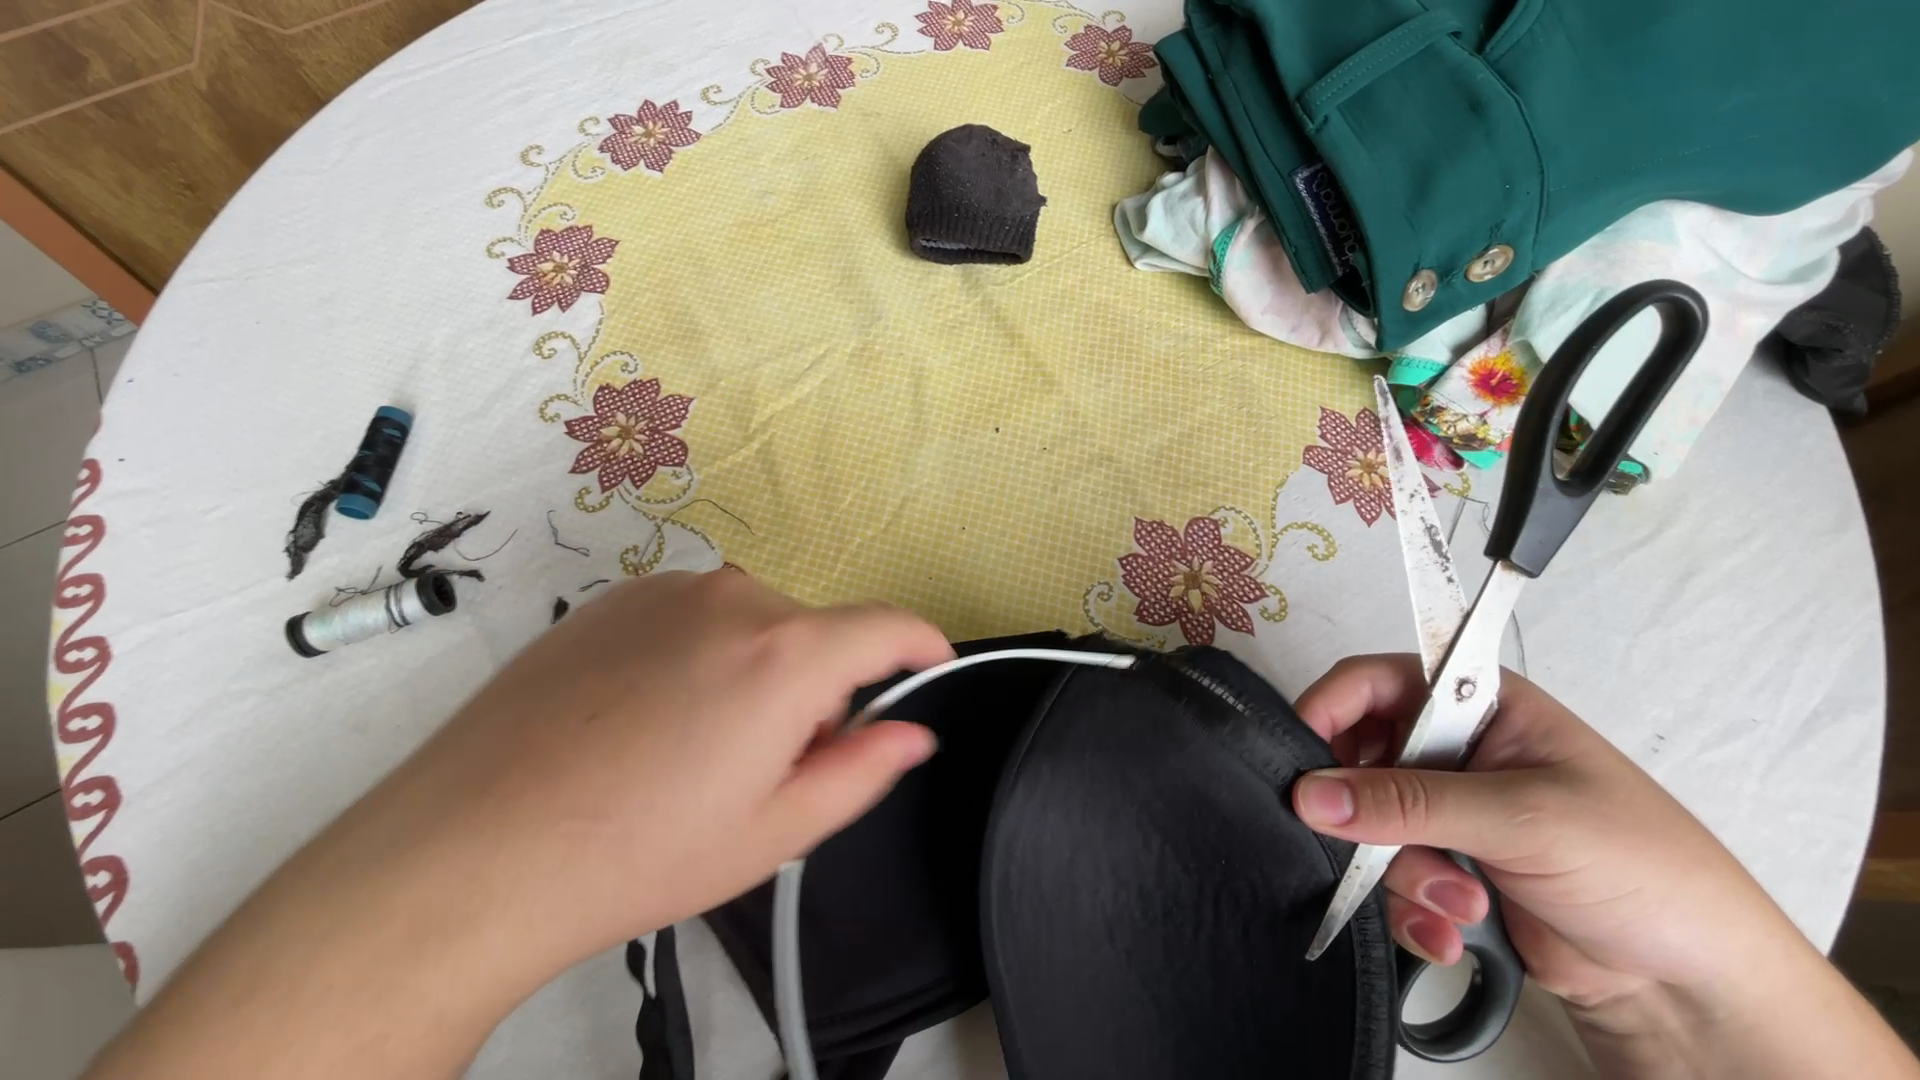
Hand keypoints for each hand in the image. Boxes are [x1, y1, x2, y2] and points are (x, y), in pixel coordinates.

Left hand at [85, 570, 951, 1079]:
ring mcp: (664, 592)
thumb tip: (911, 733)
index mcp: (784, 655)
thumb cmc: (635, 852)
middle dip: (820, 687)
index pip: (887, 626)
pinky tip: (647, 721)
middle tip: (776, 764)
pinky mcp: (610, 600)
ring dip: (760, 671)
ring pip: (754, 624)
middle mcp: (731, 600)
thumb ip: (862, 770)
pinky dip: (702, 656)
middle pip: (815, 632)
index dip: (921, 646)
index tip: (929, 666)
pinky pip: (692, 618)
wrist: (470, 849)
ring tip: (700, 750)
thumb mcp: (774, 831)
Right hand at [1288, 655, 1918, 1078]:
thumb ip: (1407, 803)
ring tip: (1459, 907)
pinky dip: (1408, 907)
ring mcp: (1448, 810)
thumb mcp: (1521, 819)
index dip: (1331, 708)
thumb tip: (1307, 794)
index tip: (1301, 760)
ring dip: (1402, 872)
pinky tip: (1449, 933)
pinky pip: (1387, 873)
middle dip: (1373, 816)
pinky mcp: (1444, 865)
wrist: (1692, 986)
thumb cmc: (1638, 867)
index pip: (1376, 681)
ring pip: (1368, 824)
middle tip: (1396, 854)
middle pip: (1359, 757)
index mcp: (1481, 705)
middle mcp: (1455, 749)